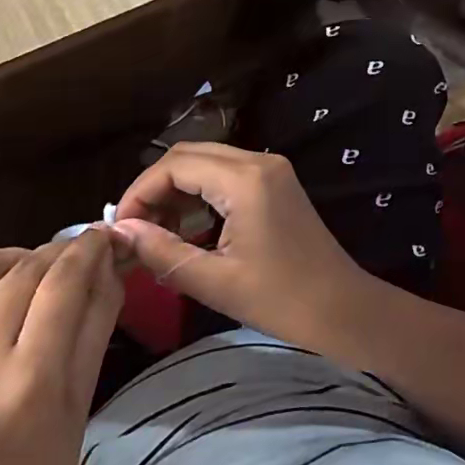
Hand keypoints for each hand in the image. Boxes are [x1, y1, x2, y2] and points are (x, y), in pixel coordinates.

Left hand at [0, 232, 124, 464]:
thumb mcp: (80, 406)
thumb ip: (96, 325)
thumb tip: (109, 264)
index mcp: (27, 388)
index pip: (62, 287)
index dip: (88, 250)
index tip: (104, 234)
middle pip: (21, 274)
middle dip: (58, 251)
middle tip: (78, 252)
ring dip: (13, 257)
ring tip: (33, 268)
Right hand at [112, 142, 379, 338]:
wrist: (343, 309)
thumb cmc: (281, 299)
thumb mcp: (214, 281)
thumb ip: (163, 252)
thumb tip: (121, 232)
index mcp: (246, 180)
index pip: (175, 165)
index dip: (139, 192)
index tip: (120, 227)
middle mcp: (259, 161)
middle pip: (189, 155)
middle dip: (155, 188)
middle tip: (135, 229)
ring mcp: (272, 169)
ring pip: (207, 163)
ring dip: (177, 190)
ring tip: (157, 233)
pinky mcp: (278, 183)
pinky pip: (227, 175)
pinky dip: (201, 194)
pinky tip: (188, 229)